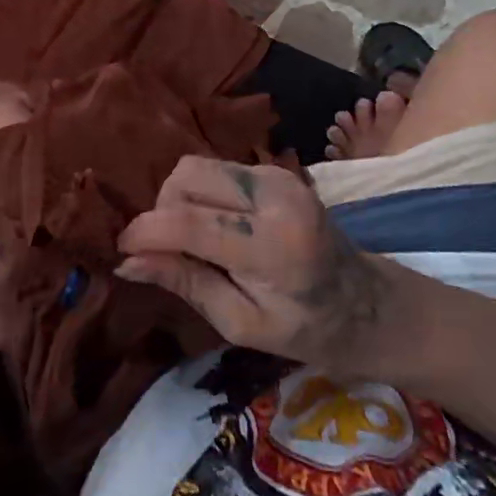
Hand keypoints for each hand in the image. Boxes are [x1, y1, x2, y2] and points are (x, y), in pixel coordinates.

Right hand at [114, 156, 391, 373]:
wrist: (372, 305)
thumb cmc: (308, 329)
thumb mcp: (240, 324)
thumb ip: (184, 282)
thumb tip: (127, 262)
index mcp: (272, 245)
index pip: (184, 222)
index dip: (142, 233)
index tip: (123, 251)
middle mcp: (275, 197)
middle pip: (183, 179)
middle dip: (162, 212)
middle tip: (169, 249)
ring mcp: (278, 176)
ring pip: (193, 167)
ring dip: (178, 200)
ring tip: (192, 238)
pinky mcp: (275, 170)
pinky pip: (213, 169)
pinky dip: (198, 194)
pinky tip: (214, 225)